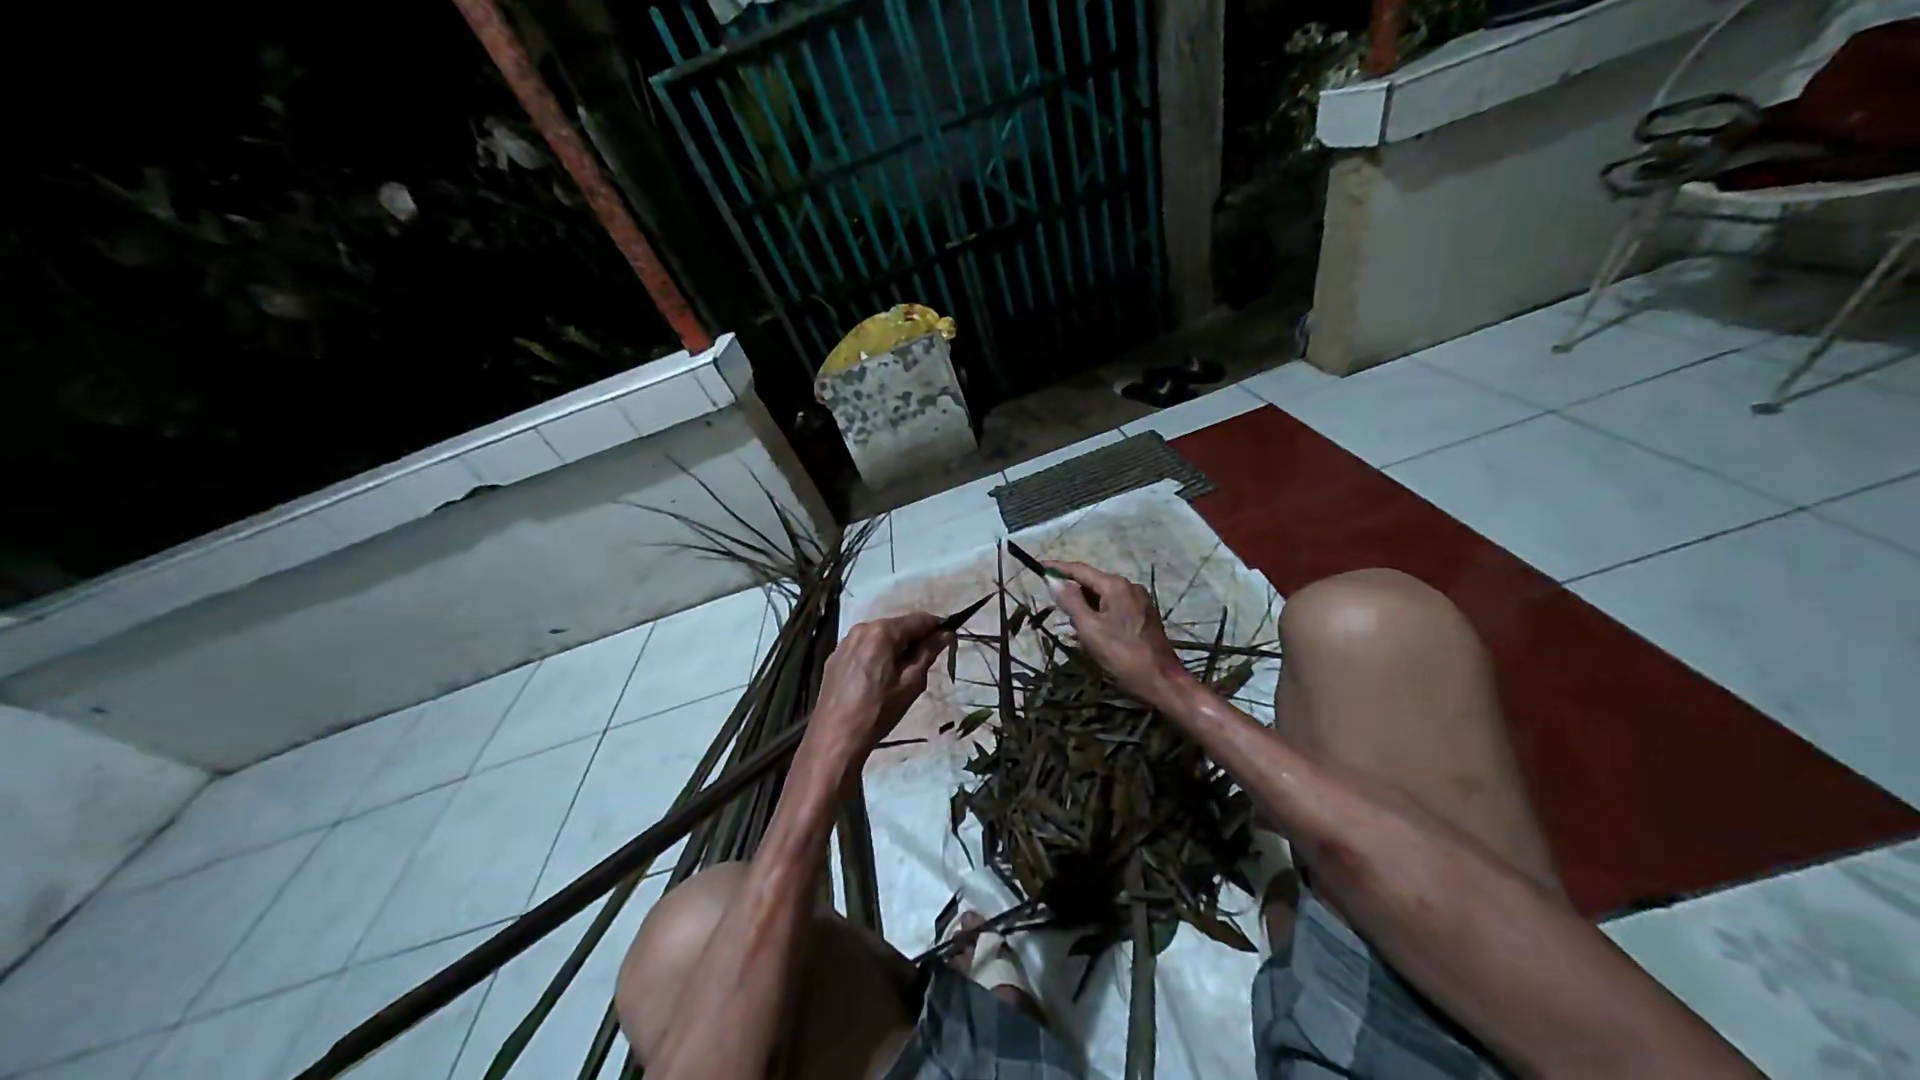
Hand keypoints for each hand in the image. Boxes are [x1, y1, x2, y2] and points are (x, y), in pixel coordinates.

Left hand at [811, 612, 950, 754]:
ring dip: (895, 648)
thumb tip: (946, 633)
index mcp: (882, 632)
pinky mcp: (835, 657)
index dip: (937, 627)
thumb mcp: (911, 683)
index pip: (919, 619)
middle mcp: (861, 628)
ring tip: (902, 675)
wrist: (836, 737)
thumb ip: (928, 652)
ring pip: (880, 637)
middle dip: (914, 639)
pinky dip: (877, 656)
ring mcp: (845, 642)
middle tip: (925, 664)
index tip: (949, 640)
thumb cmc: (878, 710)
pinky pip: (864, 648)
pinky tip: (879, 679)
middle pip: (898, 626)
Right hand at [1045, 561, 1191, 707]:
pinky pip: (1114, 607)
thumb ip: (1071, 602)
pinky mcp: (1144, 615)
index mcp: (1116, 586)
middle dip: (1072, 591)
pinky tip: (1091, 630)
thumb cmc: (1122, 655)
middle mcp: (1130, 587)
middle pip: (1093, 582)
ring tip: (1070, 623)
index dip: (1058, 568)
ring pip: (1103, 596)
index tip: (1039, 567)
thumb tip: (1054, 580)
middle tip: (1052, 604)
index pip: (1080, 570)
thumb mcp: (1090, 629)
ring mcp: (1139, 601)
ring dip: (1085, 605)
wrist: (1161, 681)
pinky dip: (1098, 613)